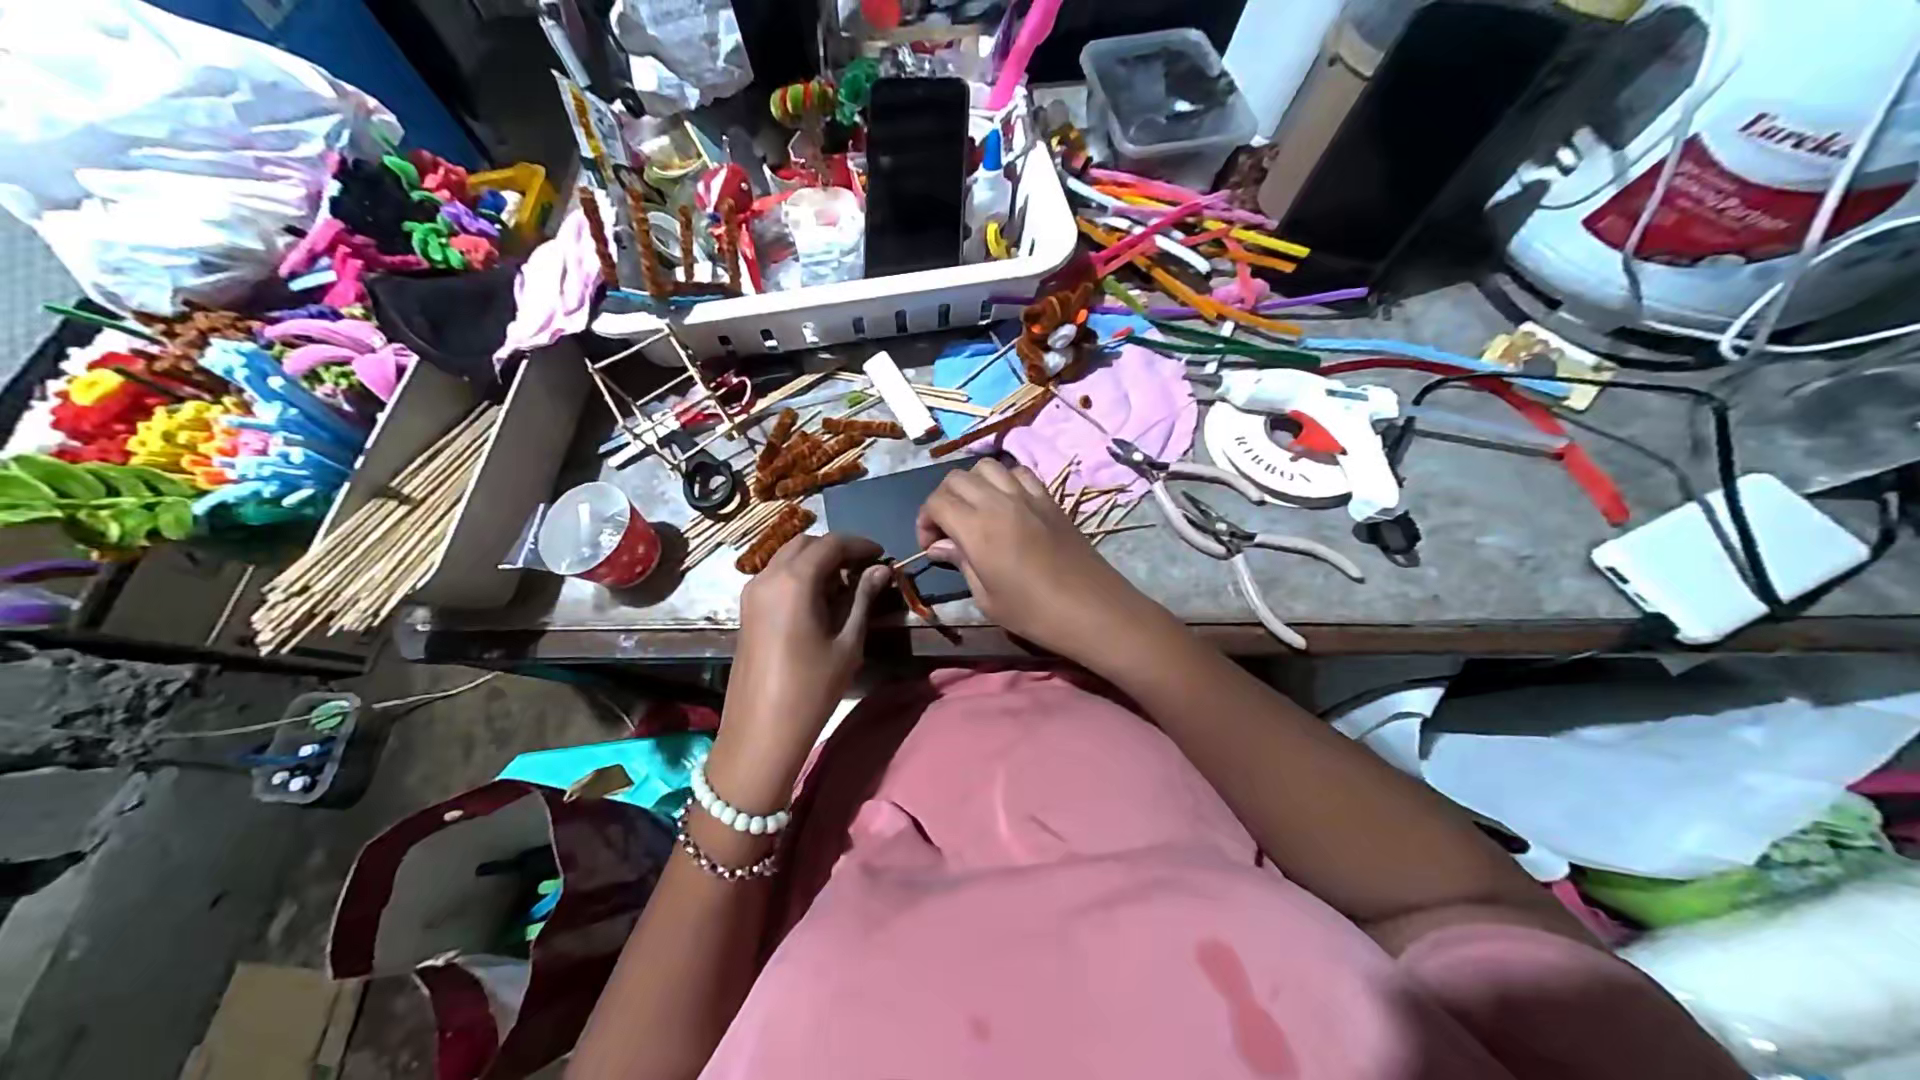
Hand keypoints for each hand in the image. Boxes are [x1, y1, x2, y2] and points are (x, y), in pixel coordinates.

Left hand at [723, 533, 891, 768]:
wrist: (761, 730)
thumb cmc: (811, 688)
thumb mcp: (847, 642)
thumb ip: (863, 599)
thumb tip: (881, 570)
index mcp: (794, 581)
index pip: (831, 543)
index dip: (860, 544)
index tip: (881, 556)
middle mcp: (768, 577)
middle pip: (806, 544)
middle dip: (837, 550)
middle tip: (864, 571)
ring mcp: (752, 592)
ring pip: (788, 558)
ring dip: (817, 562)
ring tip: (845, 588)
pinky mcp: (747, 609)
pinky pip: (776, 576)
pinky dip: (799, 576)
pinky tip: (819, 602)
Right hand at [915, 458, 1165, 662]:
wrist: (1092, 610)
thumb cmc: (1034, 613)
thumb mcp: (986, 598)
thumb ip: (960, 563)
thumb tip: (940, 545)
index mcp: (977, 528)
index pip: (937, 502)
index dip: (924, 520)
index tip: (930, 546)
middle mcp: (999, 502)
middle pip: (956, 478)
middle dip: (943, 499)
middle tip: (947, 529)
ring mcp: (1028, 496)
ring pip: (987, 467)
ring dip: (972, 484)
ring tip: (975, 512)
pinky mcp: (1050, 499)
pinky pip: (1019, 473)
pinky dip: (1004, 481)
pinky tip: (1007, 505)